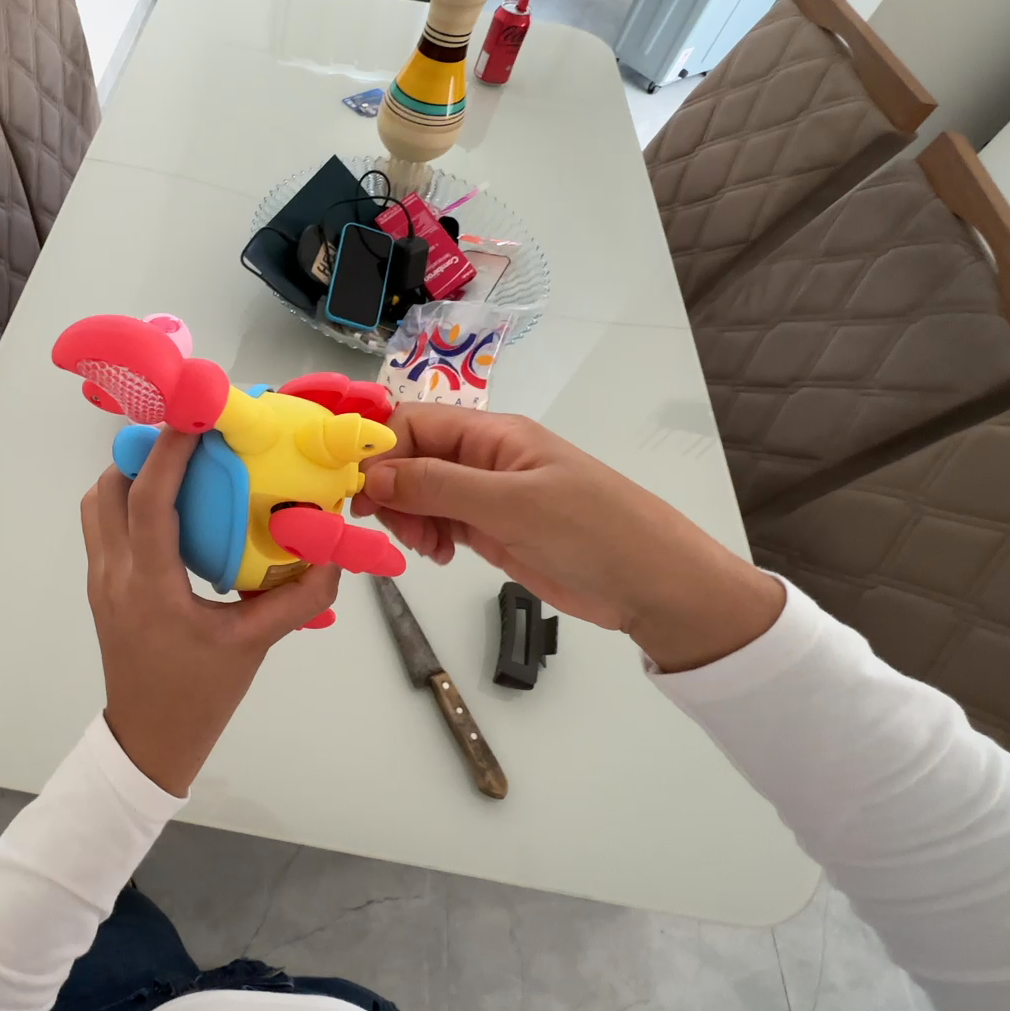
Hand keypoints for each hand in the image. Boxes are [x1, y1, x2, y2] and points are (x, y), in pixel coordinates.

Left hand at [81, 430, 340, 795]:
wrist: (149, 741)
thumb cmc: (200, 695)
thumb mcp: (254, 645)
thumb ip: (297, 599)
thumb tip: (333, 553)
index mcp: (149, 585)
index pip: (148, 500)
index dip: (168, 450)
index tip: (194, 414)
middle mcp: (114, 574)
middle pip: (108, 490)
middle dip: (144, 453)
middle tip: (190, 439)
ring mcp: (100, 581)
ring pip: (96, 505)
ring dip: (128, 475)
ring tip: (177, 467)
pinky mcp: (101, 589)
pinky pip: (102, 527)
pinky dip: (126, 500)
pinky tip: (168, 508)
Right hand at [353, 404, 781, 671]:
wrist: (653, 586)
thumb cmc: (591, 531)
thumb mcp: (511, 504)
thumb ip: (438, 485)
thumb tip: (371, 473)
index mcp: (492, 434)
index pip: (414, 424)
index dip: (378, 449)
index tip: (356, 489)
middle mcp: (483, 459)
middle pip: (410, 459)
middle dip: (391, 489)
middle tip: (387, 526)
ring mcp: (486, 495)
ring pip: (420, 493)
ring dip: (408, 517)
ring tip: (426, 549)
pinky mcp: (490, 529)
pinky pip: (439, 521)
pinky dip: (426, 536)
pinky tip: (438, 555)